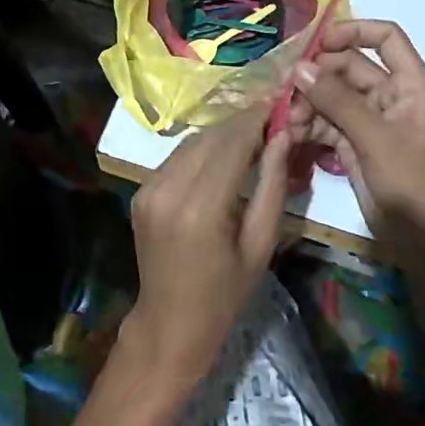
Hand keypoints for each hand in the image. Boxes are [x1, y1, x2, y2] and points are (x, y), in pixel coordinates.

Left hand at [124, 106, 295, 383]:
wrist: (169, 324)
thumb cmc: (226, 293)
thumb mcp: (261, 243)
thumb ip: (273, 184)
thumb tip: (283, 134)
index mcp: (201, 208)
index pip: (232, 143)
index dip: (257, 118)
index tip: (281, 100)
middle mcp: (168, 189)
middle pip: (211, 137)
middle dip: (243, 122)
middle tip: (272, 116)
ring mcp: (148, 188)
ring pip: (192, 141)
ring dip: (223, 133)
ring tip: (254, 133)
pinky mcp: (141, 190)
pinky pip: (177, 157)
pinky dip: (203, 149)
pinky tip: (224, 154)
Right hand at [289, 19, 424, 247]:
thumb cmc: (416, 183)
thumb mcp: (377, 138)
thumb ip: (337, 100)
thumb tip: (299, 67)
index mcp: (410, 84)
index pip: (385, 37)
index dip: (353, 32)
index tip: (317, 43)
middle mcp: (390, 96)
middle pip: (350, 67)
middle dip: (318, 76)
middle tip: (286, 89)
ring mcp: (372, 122)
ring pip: (334, 97)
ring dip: (309, 104)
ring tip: (288, 121)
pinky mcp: (356, 146)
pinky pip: (328, 124)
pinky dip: (309, 127)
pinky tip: (290, 135)